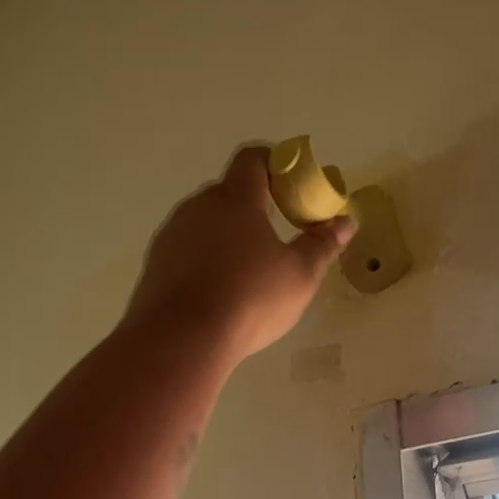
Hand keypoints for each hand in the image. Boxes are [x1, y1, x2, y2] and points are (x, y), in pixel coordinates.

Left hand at [124, 145, 357, 359]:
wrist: (179, 340)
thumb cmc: (248, 300)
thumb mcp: (299, 276)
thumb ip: (322, 245)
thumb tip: (345, 222)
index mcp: (234, 198)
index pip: (253, 158)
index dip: (277, 165)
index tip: (295, 190)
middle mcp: (196, 207)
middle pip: (228, 194)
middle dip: (253, 209)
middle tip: (276, 239)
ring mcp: (170, 237)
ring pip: (203, 226)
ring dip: (226, 240)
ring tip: (247, 275)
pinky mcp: (153, 268)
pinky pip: (185, 254)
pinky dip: (203, 265)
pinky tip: (217, 296)